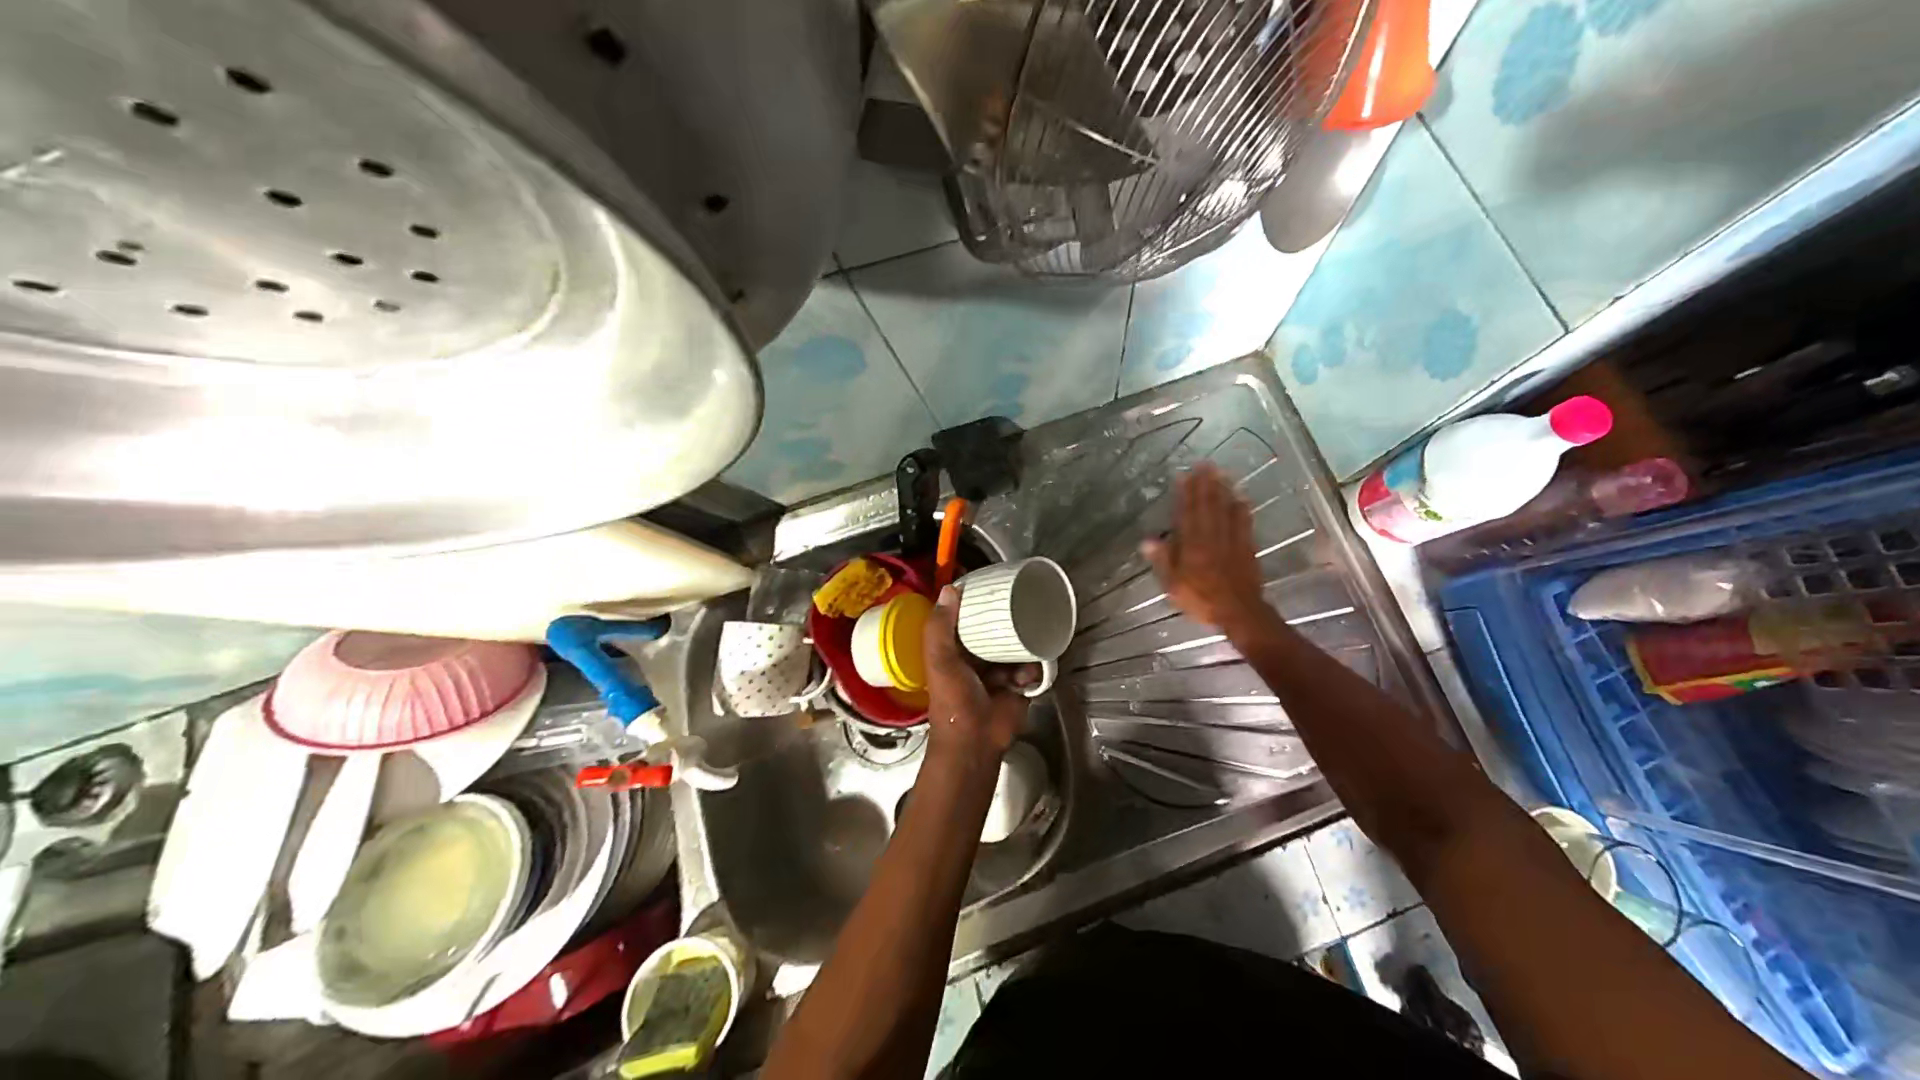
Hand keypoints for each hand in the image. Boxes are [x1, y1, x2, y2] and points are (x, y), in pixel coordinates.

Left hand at [921, 586, 1036, 762]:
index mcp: (953, 651)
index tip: (991, 586)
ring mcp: (1000, 672)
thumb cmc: (953, 699)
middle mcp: (976, 659)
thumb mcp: (939, 659)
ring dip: (1021, 649)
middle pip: (995, 631)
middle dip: (1006, 624)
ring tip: (1021, 654)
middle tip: (1020, 612)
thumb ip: (940, 626)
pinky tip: (1025, 677)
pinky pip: (1031, 668)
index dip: (975, 604)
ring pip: (1016, 648)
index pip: (965, 620)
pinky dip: (1031, 670)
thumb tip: (950, 588)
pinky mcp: (1019, 685)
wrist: (977, 740)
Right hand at [1142, 462, 1267, 632]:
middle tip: (1205, 464)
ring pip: (1226, 509)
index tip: (1185, 475)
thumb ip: (1163, 560)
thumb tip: (1148, 540)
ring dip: (1223, 490)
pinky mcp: (1246, 546)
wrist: (1239, 611)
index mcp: (1192, 545)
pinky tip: (1240, 497)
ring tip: (1220, 473)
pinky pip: (1244, 522)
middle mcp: (1211, 537)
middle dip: (1205, 484)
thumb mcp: (1173, 585)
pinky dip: (1242, 508)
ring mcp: (1231, 540)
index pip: (1187, 513)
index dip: (1185, 493)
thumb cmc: (1201, 599)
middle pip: (1208, 505)